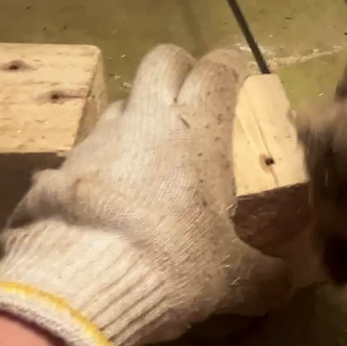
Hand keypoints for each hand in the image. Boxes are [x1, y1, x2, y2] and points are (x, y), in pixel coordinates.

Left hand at [0, 45, 298, 345]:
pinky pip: (88, 151)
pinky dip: (104, 166)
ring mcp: (98, 139)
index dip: (230, 66)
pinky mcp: (59, 167)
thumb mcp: (231, 278)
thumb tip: (287, 285)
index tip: (239, 76)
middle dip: (180, 71)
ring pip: (123, 103)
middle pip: (163, 60)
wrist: (79, 285)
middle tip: (193, 101)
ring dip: (140, 119)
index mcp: (198, 130)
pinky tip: (110, 203)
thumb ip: (265, 275)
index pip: (217, 69)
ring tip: (150, 159)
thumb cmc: (173, 263)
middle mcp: (147, 120)